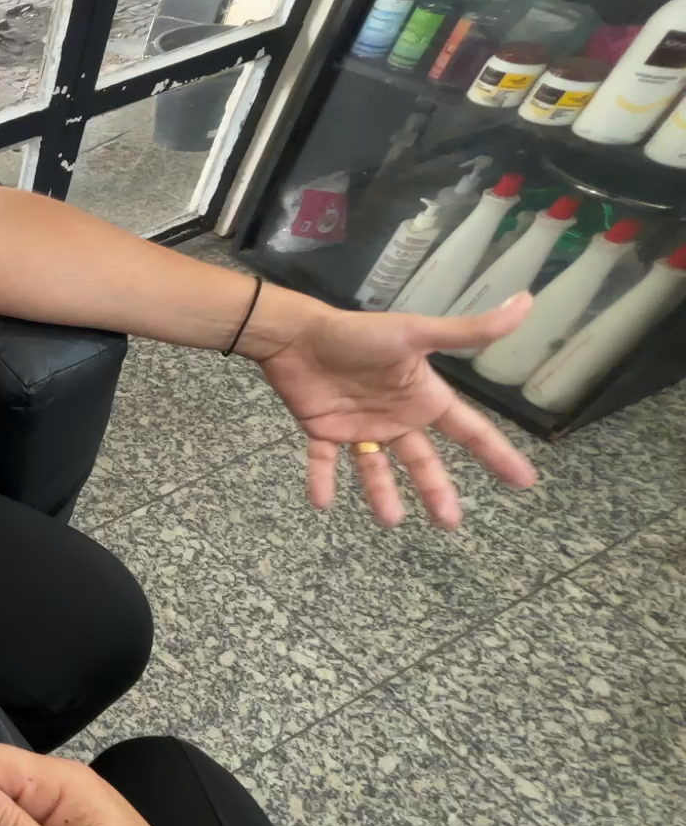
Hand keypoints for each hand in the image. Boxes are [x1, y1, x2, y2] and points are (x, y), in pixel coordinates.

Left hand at [249, 289, 537, 528]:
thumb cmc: (357, 334)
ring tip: (389, 521)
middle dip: (437, 490)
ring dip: (381, 494)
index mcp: (423, 399)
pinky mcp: (321, 429)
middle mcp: (395, 418)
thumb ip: (466, 331)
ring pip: (374, 468)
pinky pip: (322, 461)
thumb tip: (527, 302)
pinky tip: (321, 503)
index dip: (497, 455)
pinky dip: (321, 480)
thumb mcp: (415, 333)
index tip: (523, 483)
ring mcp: (358, 426)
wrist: (297, 336)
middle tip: (449, 524)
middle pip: (422, 461)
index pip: (471, 432)